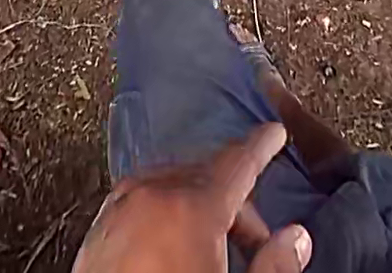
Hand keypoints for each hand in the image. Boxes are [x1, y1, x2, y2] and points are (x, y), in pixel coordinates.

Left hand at [73, 123, 312, 272]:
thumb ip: (273, 267)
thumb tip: (294, 239)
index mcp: (190, 207)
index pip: (239, 161)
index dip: (262, 146)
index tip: (273, 133)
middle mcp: (152, 196)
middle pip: (209, 177)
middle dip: (237, 202)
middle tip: (256, 242)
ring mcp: (119, 213)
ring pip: (174, 187)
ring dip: (200, 208)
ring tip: (213, 253)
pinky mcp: (96, 235)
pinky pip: (143, 204)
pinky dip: (166, 216)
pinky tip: (173, 253)